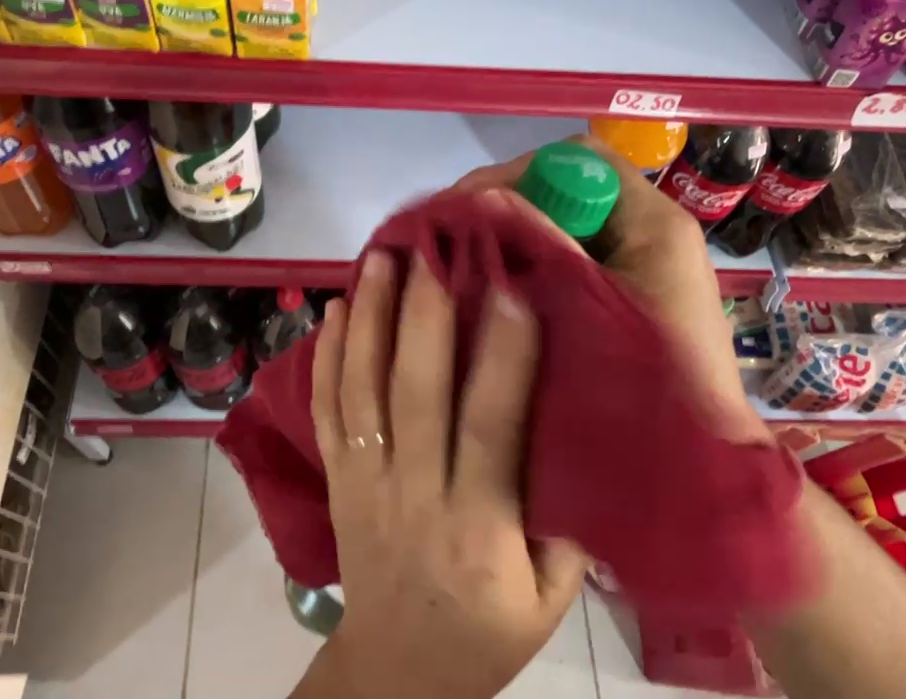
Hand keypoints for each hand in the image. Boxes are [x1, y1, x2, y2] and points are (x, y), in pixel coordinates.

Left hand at [294, 250, 586, 698]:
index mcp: (478, 524)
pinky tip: (333, 308)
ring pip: (362, 389)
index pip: (490, 426)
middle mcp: (414, 490)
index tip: (512, 290)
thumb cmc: (488, 629)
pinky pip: (327, 410)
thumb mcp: (550, 595)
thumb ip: (566, 518)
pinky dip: (327, 356)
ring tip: (381, 256)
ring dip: (370, 317)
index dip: (503, 356)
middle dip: (424, 314)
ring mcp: (365, 480)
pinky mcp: (336, 478)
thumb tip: (579, 425)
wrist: (397, 670)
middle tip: (433, 250)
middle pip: (416, 392)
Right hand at [455, 135, 770, 443]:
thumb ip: (540, 244)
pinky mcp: (627, 299)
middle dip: (507, 207)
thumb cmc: (650, 380)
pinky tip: (492, 291)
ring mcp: (639, 267)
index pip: (578, 162)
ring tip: (461, 262)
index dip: (516, 173)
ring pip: (564, 228)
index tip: (466, 206)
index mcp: (653, 222)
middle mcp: (649, 232)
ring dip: (515, 238)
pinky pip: (571, 263)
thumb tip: (482, 199)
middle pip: (568, 191)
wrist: (700, 468)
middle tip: (452, 237)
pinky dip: (531, 267)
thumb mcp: (588, 304)